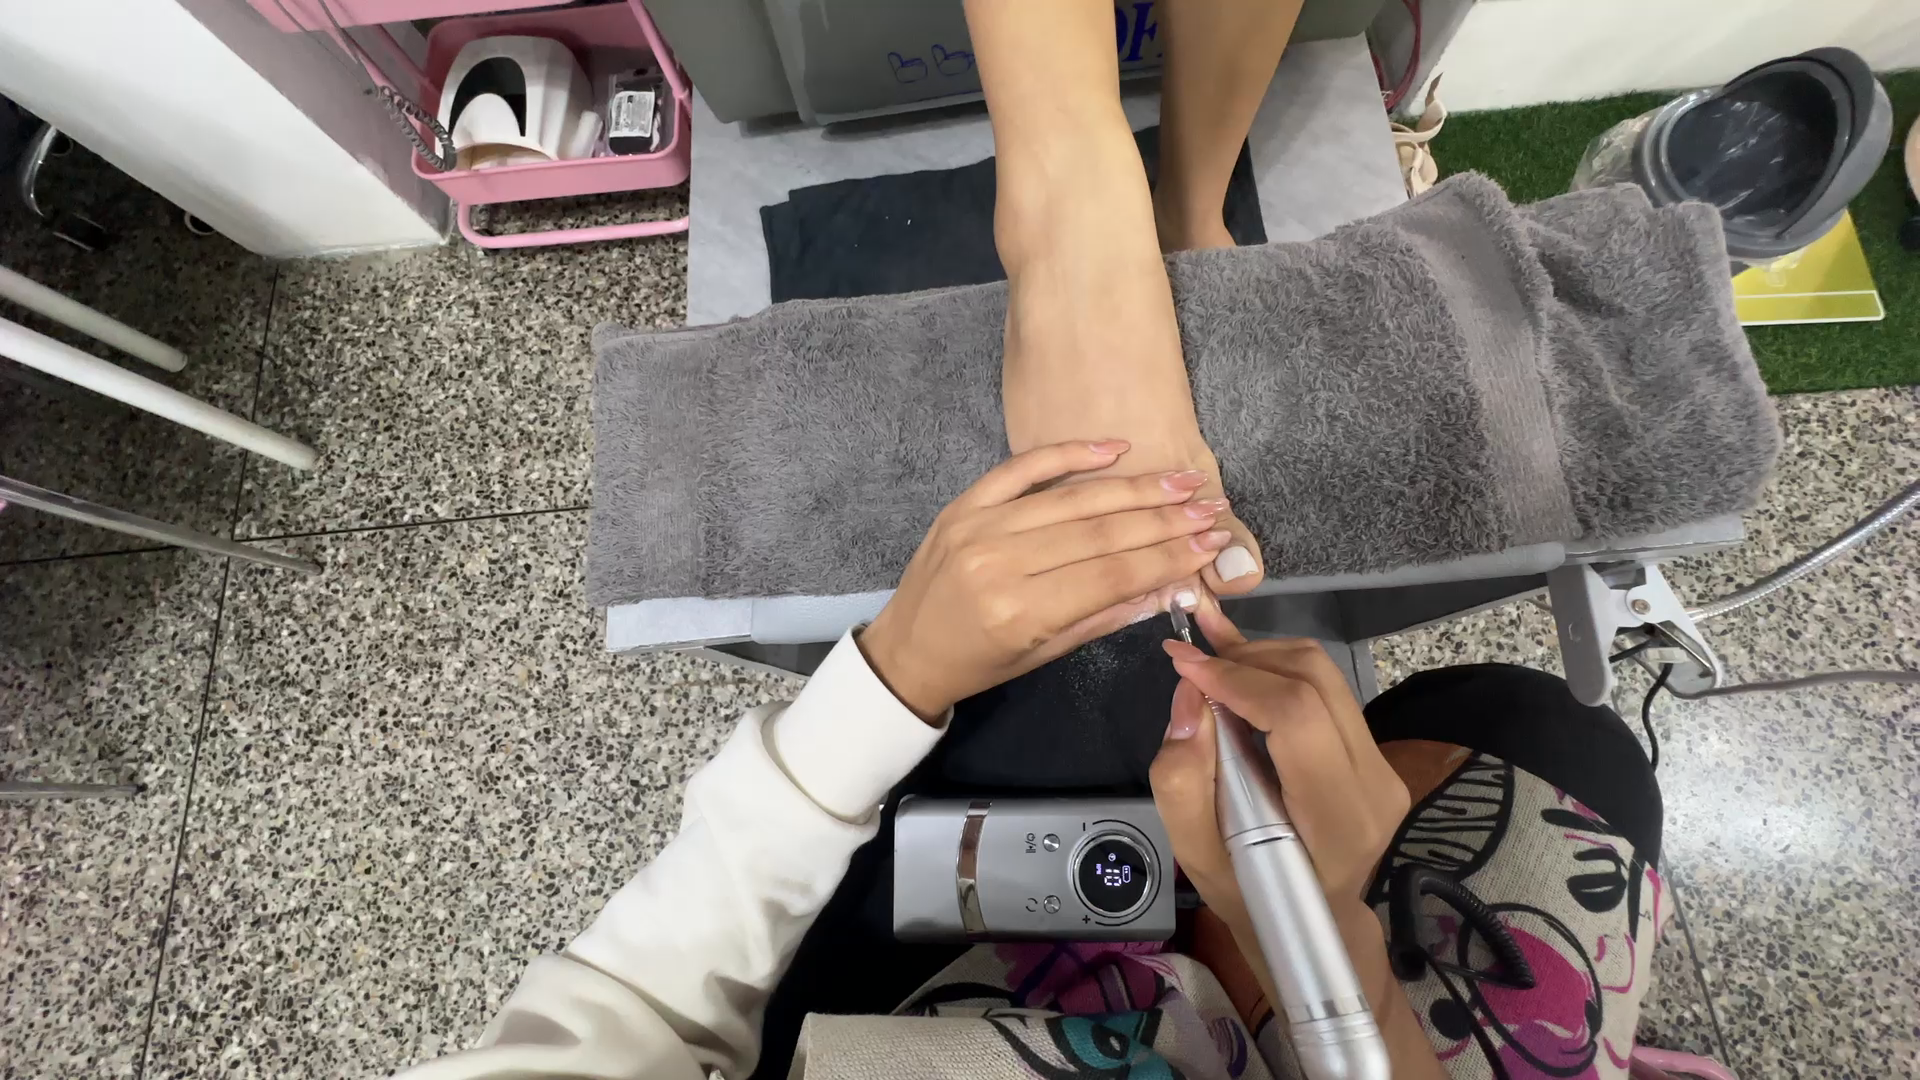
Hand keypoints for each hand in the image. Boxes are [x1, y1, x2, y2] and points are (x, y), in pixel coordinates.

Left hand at [859, 440, 1233, 720]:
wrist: (907, 650)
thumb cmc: (980, 663)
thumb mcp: (1046, 653)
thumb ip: (1109, 615)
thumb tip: (1176, 585)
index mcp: (1022, 611)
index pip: (1113, 575)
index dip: (1169, 557)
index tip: (1211, 542)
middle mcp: (1001, 562)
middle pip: (1099, 532)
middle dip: (1163, 518)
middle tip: (1210, 506)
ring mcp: (978, 525)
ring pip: (1071, 499)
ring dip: (1133, 488)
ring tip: (1181, 480)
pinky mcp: (963, 504)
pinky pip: (1022, 468)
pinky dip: (1068, 455)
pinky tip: (1113, 449)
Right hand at [1148, 596, 1409, 1000]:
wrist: (1314, 922)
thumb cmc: (1252, 896)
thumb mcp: (1197, 855)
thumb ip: (1183, 781)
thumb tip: (1188, 696)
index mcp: (1337, 816)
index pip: (1295, 714)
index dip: (1235, 677)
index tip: (1181, 663)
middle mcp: (1374, 782)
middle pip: (1312, 679)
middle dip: (1242, 658)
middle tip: (1190, 666)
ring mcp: (1380, 763)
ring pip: (1319, 672)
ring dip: (1256, 657)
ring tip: (1207, 667)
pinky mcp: (1369, 750)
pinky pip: (1322, 686)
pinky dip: (1271, 664)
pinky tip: (1231, 646)